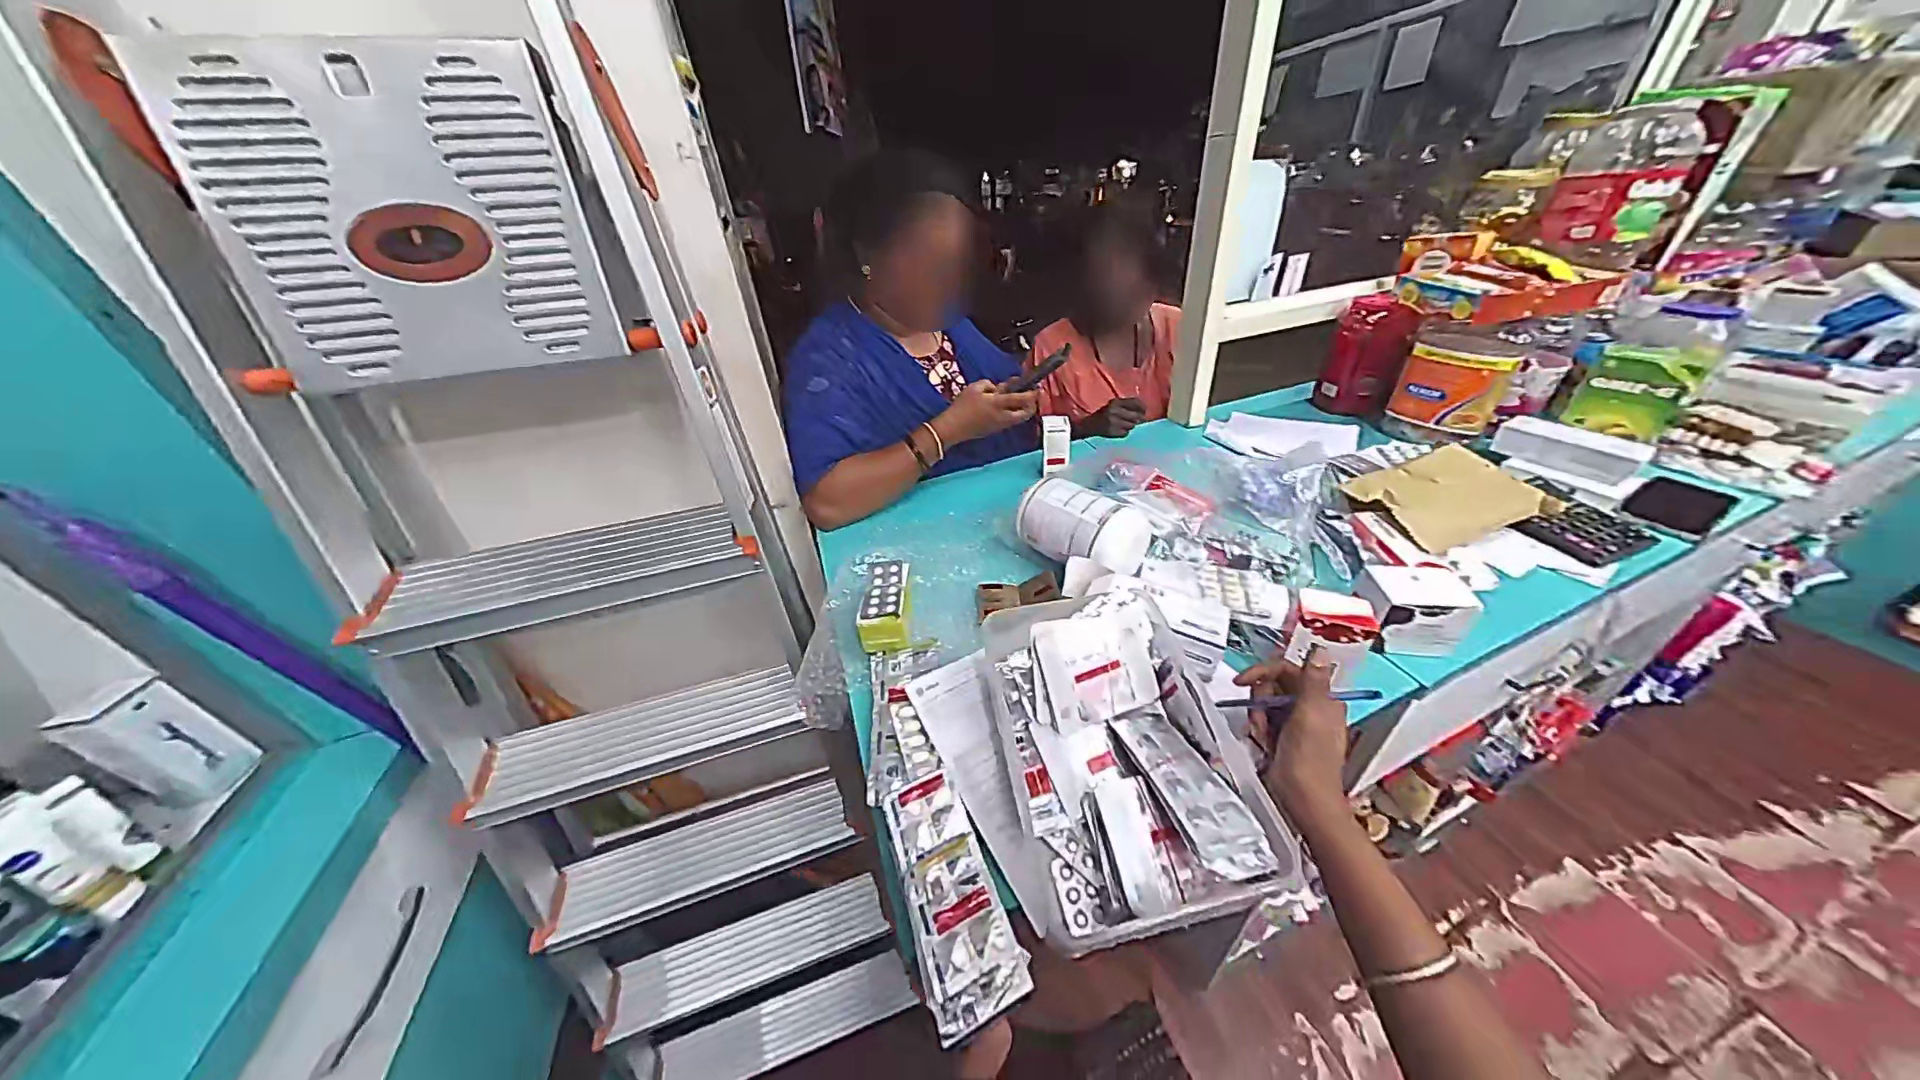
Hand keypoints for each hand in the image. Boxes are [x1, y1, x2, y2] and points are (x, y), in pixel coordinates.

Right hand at [932, 380, 1038, 444]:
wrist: (954, 427)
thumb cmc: (962, 406)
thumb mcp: (975, 388)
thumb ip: (989, 385)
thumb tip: (997, 389)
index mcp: (998, 403)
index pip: (1021, 398)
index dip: (1032, 393)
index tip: (1037, 388)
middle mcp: (1003, 416)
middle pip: (1026, 413)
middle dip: (1032, 405)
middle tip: (1030, 396)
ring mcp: (1000, 425)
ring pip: (1018, 418)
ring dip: (1021, 409)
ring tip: (1016, 400)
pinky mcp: (995, 430)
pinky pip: (1009, 421)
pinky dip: (1011, 413)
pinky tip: (1003, 407)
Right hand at [1074, 396, 1147, 437]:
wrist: (1088, 426)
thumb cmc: (1103, 415)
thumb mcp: (1113, 405)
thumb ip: (1127, 405)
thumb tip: (1144, 410)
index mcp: (1115, 402)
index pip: (1135, 403)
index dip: (1142, 407)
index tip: (1144, 411)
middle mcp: (1114, 411)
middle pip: (1136, 416)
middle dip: (1138, 419)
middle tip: (1138, 421)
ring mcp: (1113, 422)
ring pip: (1131, 425)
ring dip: (1130, 426)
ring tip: (1124, 425)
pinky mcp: (1112, 432)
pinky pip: (1125, 433)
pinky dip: (1124, 433)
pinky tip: (1119, 430)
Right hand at [1234, 648, 1348, 816]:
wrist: (1303, 799)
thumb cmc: (1309, 759)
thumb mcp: (1311, 714)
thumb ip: (1314, 680)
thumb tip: (1321, 650)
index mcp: (1322, 698)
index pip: (1288, 669)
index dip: (1265, 671)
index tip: (1244, 680)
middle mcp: (1309, 706)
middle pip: (1273, 685)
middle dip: (1260, 700)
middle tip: (1261, 719)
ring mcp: (1294, 722)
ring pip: (1264, 703)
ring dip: (1258, 716)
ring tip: (1264, 735)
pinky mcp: (1281, 736)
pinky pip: (1262, 720)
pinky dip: (1258, 729)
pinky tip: (1263, 742)